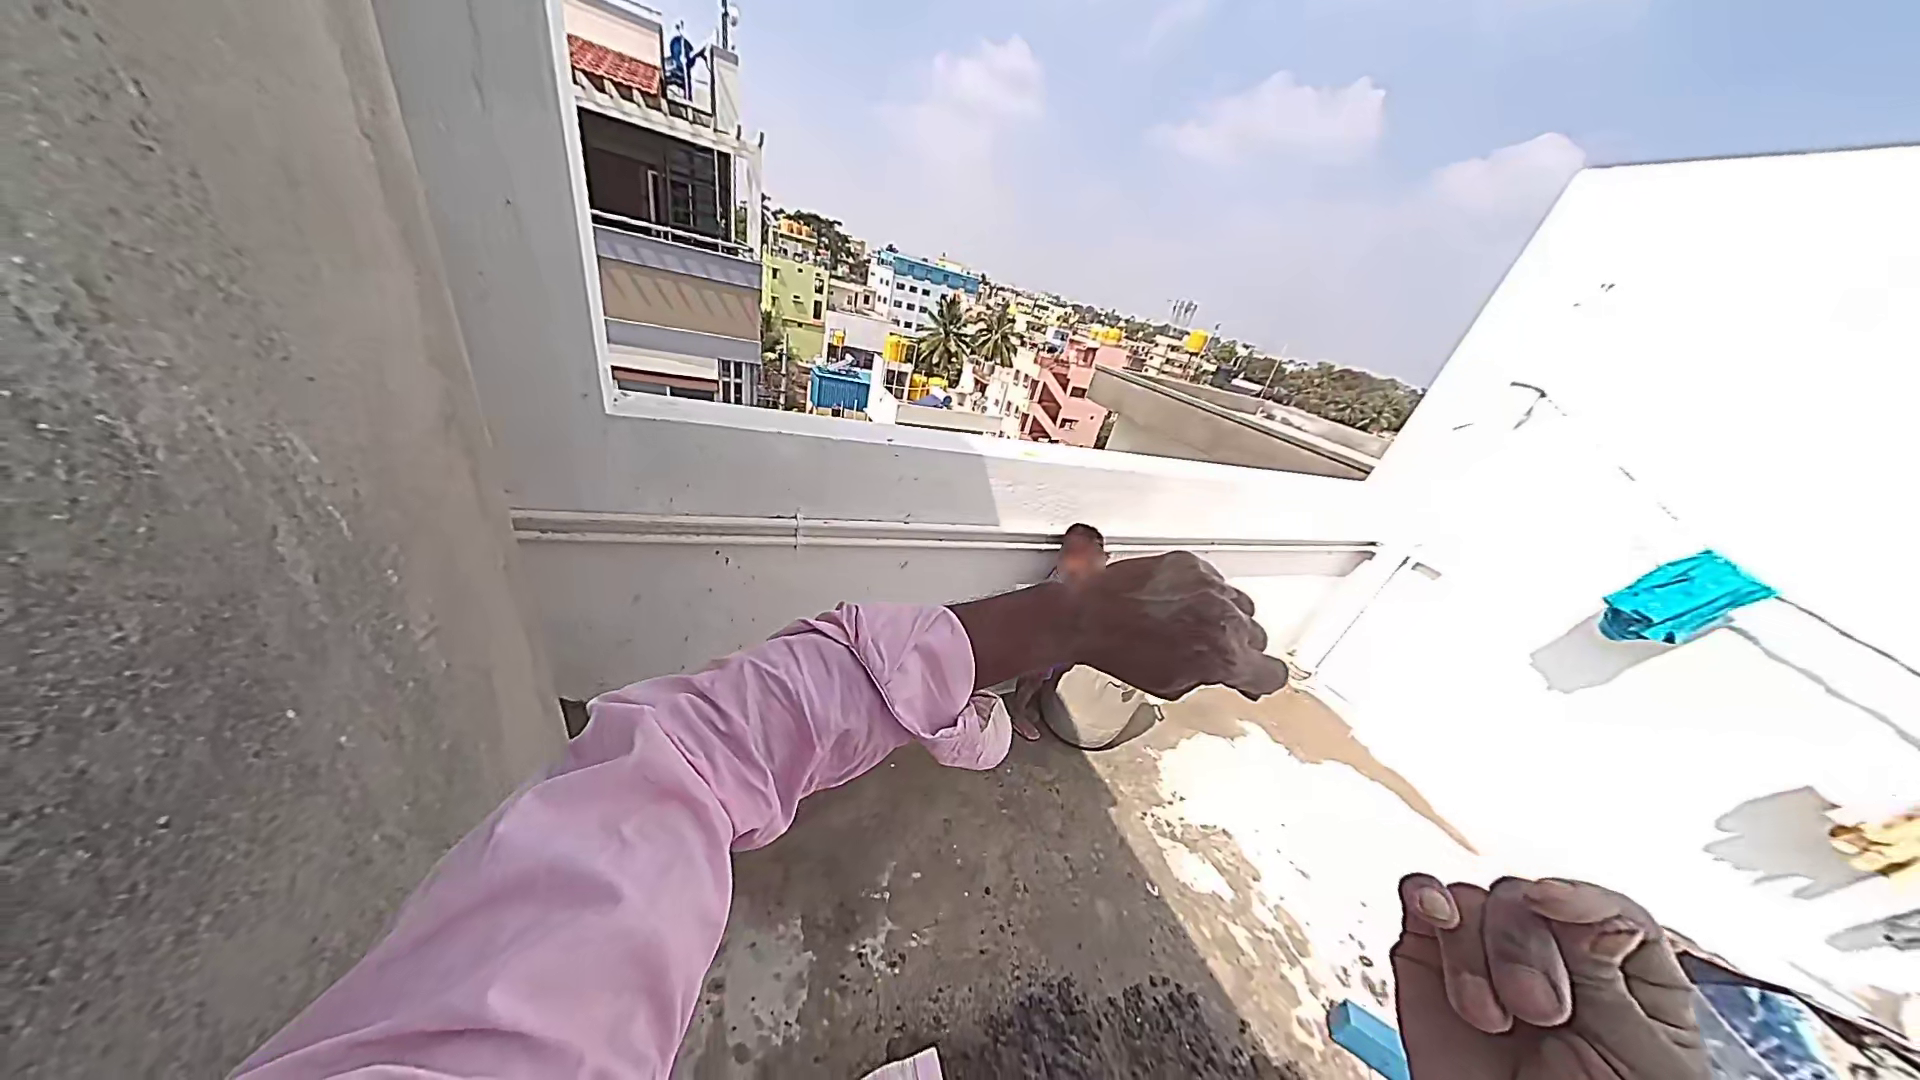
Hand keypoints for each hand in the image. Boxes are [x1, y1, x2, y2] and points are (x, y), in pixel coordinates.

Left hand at [1071, 551, 1288, 700]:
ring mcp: (1208, 586)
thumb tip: (1215, 673)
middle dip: (1235, 644)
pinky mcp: (1189, 564)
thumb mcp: (1169, 685)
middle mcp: (1223, 617)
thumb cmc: (1117, 650)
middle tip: (1208, 646)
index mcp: (1223, 656)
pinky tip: (1174, 600)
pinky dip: (1200, 590)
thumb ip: (1204, 677)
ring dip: (1221, 614)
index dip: (1259, 678)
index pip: (1270, 672)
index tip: (1251, 676)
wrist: (1085, 614)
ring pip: (1238, 603)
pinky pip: (1211, 580)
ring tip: (1188, 621)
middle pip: (1255, 634)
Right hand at [1392, 874, 1707, 1079]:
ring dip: (1475, 951)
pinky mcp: (1425, 953)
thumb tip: (1584, 909)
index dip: (1583, 899)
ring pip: (1474, 899)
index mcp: (1625, 987)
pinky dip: (1423, 894)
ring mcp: (1481, 952)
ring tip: (1485, 1016)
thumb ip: (1613, 987)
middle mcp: (1552, 959)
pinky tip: (1432, 911)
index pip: (1610, 912)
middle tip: (1538, 1011)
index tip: (1556, 905)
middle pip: (1529, 902)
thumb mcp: (1638, 1068)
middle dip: (1524, 949)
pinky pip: (1420, 897)